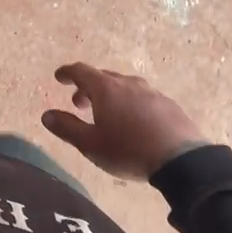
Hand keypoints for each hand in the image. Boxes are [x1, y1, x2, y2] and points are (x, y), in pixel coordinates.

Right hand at [41, 64, 210, 179]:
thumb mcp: (91, 144)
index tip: (59, 77)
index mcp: (106, 89)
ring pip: (125, 87)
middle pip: (103, 77)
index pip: (81, 71)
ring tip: (108, 114)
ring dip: (111, 96)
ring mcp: (153, 93)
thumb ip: (66, 128)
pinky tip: (136, 123)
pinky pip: (144, 98)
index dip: (67, 73)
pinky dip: (132, 104)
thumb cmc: (129, 150)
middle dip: (88, 87)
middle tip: (80, 104)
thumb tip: (46, 115)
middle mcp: (128, 84)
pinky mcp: (171, 106)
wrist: (184, 162)